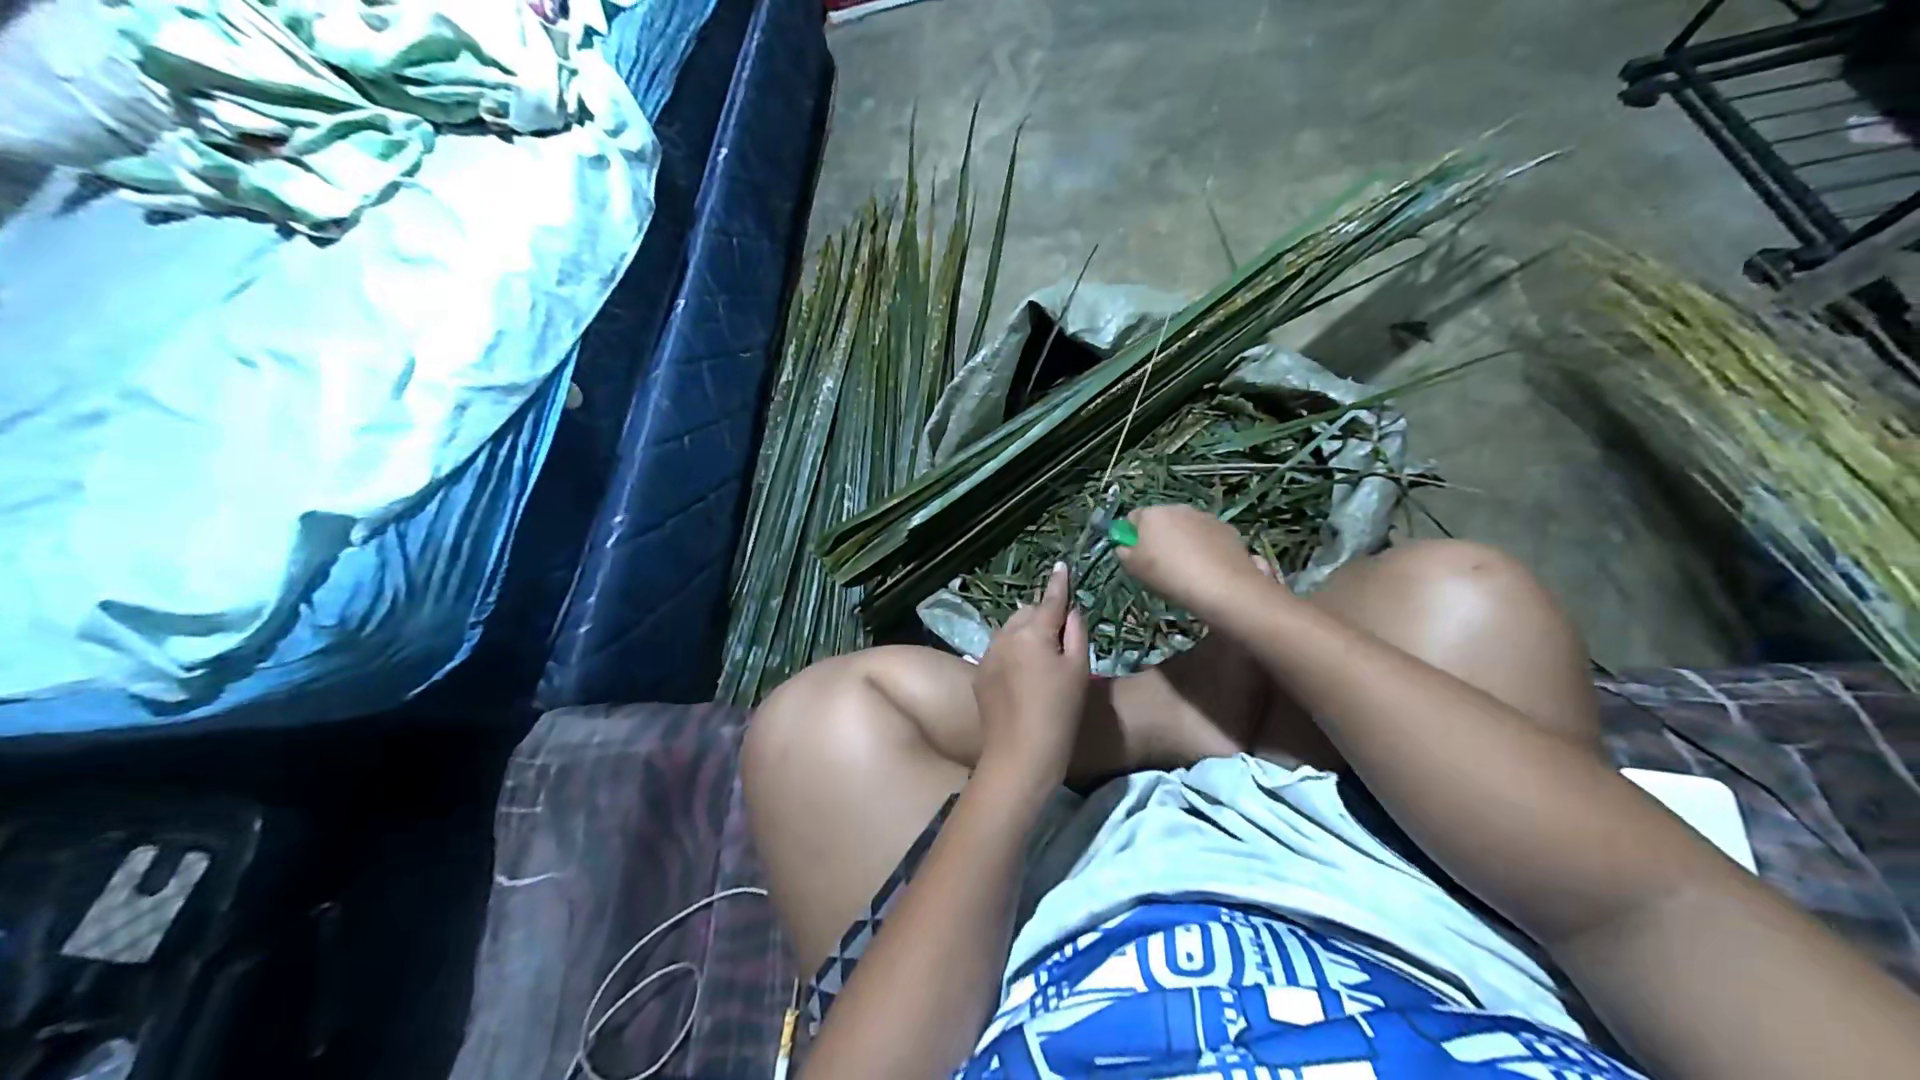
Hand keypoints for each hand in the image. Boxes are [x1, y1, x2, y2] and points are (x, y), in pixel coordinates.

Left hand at [972, 562, 1089, 787]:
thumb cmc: (1060, 712)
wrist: (1021, 753)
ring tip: (1041, 656)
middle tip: (1060, 635)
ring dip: (1024, 633)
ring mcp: (988, 654)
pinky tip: (1022, 675)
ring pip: (1009, 631)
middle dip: (1041, 615)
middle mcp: (1005, 636)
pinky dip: (1011, 652)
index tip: (1061, 567)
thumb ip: (1075, 633)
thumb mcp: (1078, 670)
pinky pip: (998, 650)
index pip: (1050, 600)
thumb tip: (1070, 611)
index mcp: (1033, 632)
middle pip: (1026, 613)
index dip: (1058, 584)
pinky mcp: (978, 673)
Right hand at [1114, 504, 1274, 614]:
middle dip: (1159, 537)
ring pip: (1186, 527)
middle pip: (1161, 520)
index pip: (1132, 518)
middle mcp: (1178, 508)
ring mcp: (1205, 517)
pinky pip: (1207, 536)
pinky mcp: (1227, 529)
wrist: (1222, 586)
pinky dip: (1205, 547)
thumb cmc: (1169, 575)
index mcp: (1151, 514)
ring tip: (1187, 569)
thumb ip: (1124, 553)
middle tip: (1160, 565)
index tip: (1136, 556)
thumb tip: (1125, 547)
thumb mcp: (1134, 569)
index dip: (1131, 536)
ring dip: (1183, 542)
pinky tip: (1207, 568)